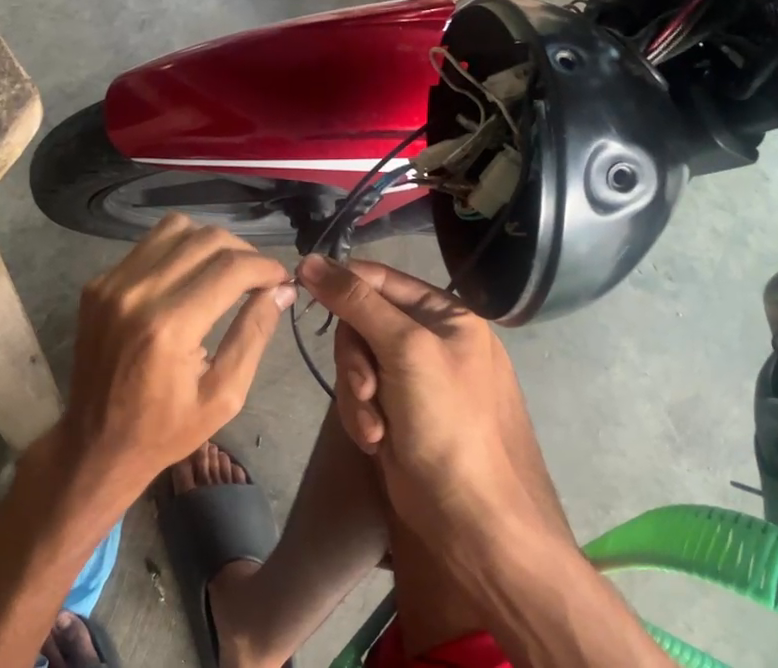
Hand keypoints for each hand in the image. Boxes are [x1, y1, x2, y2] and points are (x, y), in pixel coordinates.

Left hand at [59, 215, 293, 490]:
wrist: (96, 444)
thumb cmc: (165, 430)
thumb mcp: (224, 395)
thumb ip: (253, 334)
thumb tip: (282, 289)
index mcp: (170, 327)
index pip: (231, 267)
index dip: (265, 266)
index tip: (282, 278)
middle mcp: (137, 294)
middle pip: (206, 239)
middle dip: (243, 252)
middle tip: (258, 277)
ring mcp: (111, 284)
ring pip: (175, 229)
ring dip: (210, 243)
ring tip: (226, 271)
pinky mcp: (98, 284)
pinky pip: (147, 245)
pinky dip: (178, 250)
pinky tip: (190, 277)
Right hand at [300, 255, 569, 545]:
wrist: (474, 519)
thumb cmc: (450, 422)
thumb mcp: (406, 349)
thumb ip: (357, 302)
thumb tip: (309, 258)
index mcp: (446, 315)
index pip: (380, 279)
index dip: (343, 284)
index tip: (303, 286)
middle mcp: (431, 341)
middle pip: (360, 324)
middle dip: (355, 360)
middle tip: (367, 388)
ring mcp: (414, 381)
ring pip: (354, 363)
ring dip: (356, 395)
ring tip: (375, 426)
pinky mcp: (398, 414)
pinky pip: (359, 396)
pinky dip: (362, 417)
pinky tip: (377, 441)